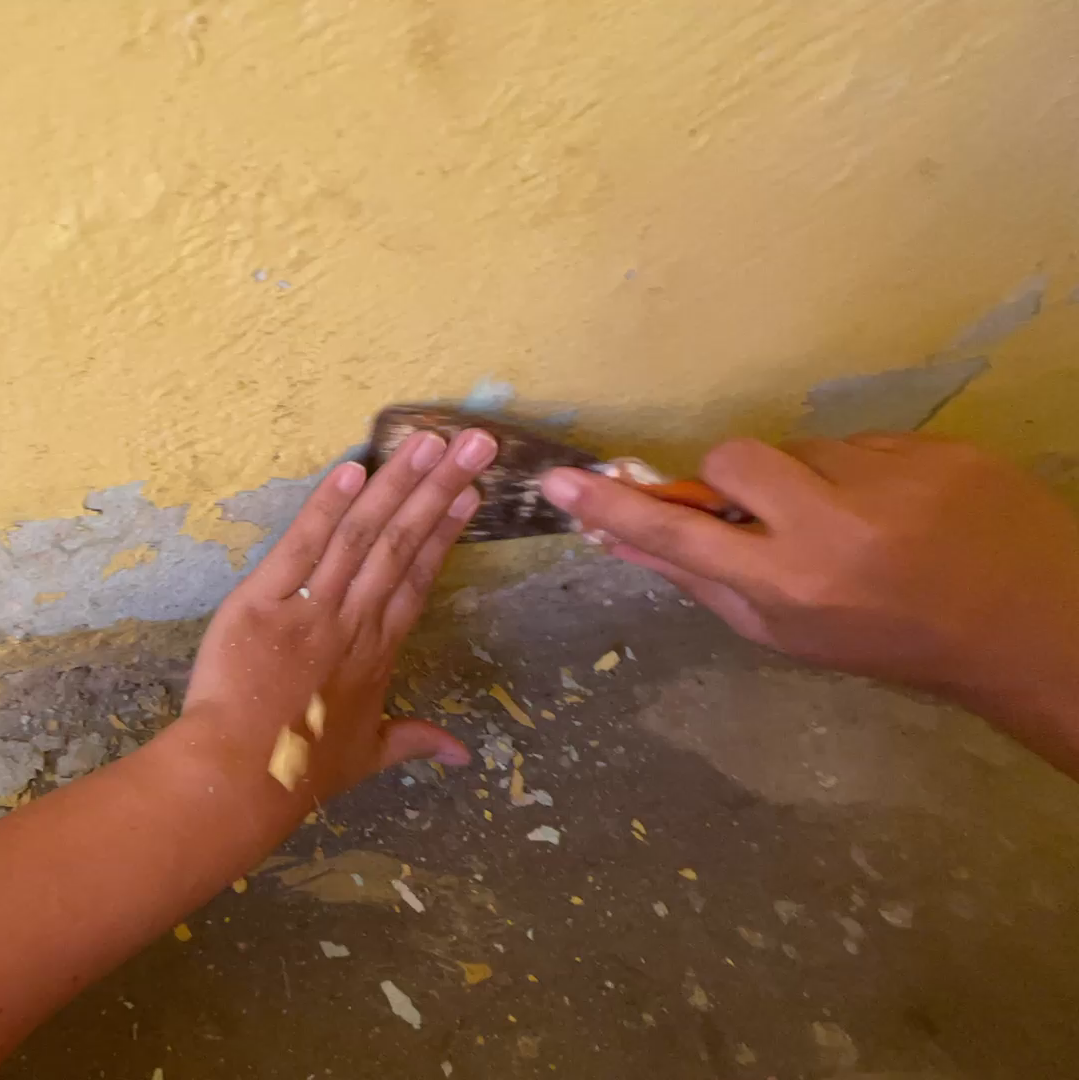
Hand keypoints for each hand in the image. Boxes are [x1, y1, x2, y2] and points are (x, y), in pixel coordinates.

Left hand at [176, 429, 494, 801]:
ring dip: (397, 486)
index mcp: (377, 651)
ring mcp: (310, 607)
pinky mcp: (263, 599)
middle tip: (474, 443)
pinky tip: (353, 470)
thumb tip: (463, 754)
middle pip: (401, 545)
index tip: (469, 494)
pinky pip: (301, 546)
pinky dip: (326, 507)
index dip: (444, 533)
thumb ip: (414, 741)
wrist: (241, 772)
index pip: (417, 578)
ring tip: (429, 443)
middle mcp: (353, 620)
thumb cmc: (299, 766)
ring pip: (361, 536)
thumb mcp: (365, 756)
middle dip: (438, 490)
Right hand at [541, 434, 1078, 770]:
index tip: (560, 481)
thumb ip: (694, 577)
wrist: (1044, 630)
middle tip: (763, 512)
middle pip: (731, 459)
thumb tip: (613, 539)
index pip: (675, 534)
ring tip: (850, 517)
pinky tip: (896, 506)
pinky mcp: (942, 450)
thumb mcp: (778, 629)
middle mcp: (835, 527)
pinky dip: (855, 470)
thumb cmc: (885, 641)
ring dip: (801, 478)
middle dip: (730, 481)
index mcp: (788, 582)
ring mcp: (896, 480)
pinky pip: (856, 441)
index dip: (612, 507)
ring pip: (796, 448)